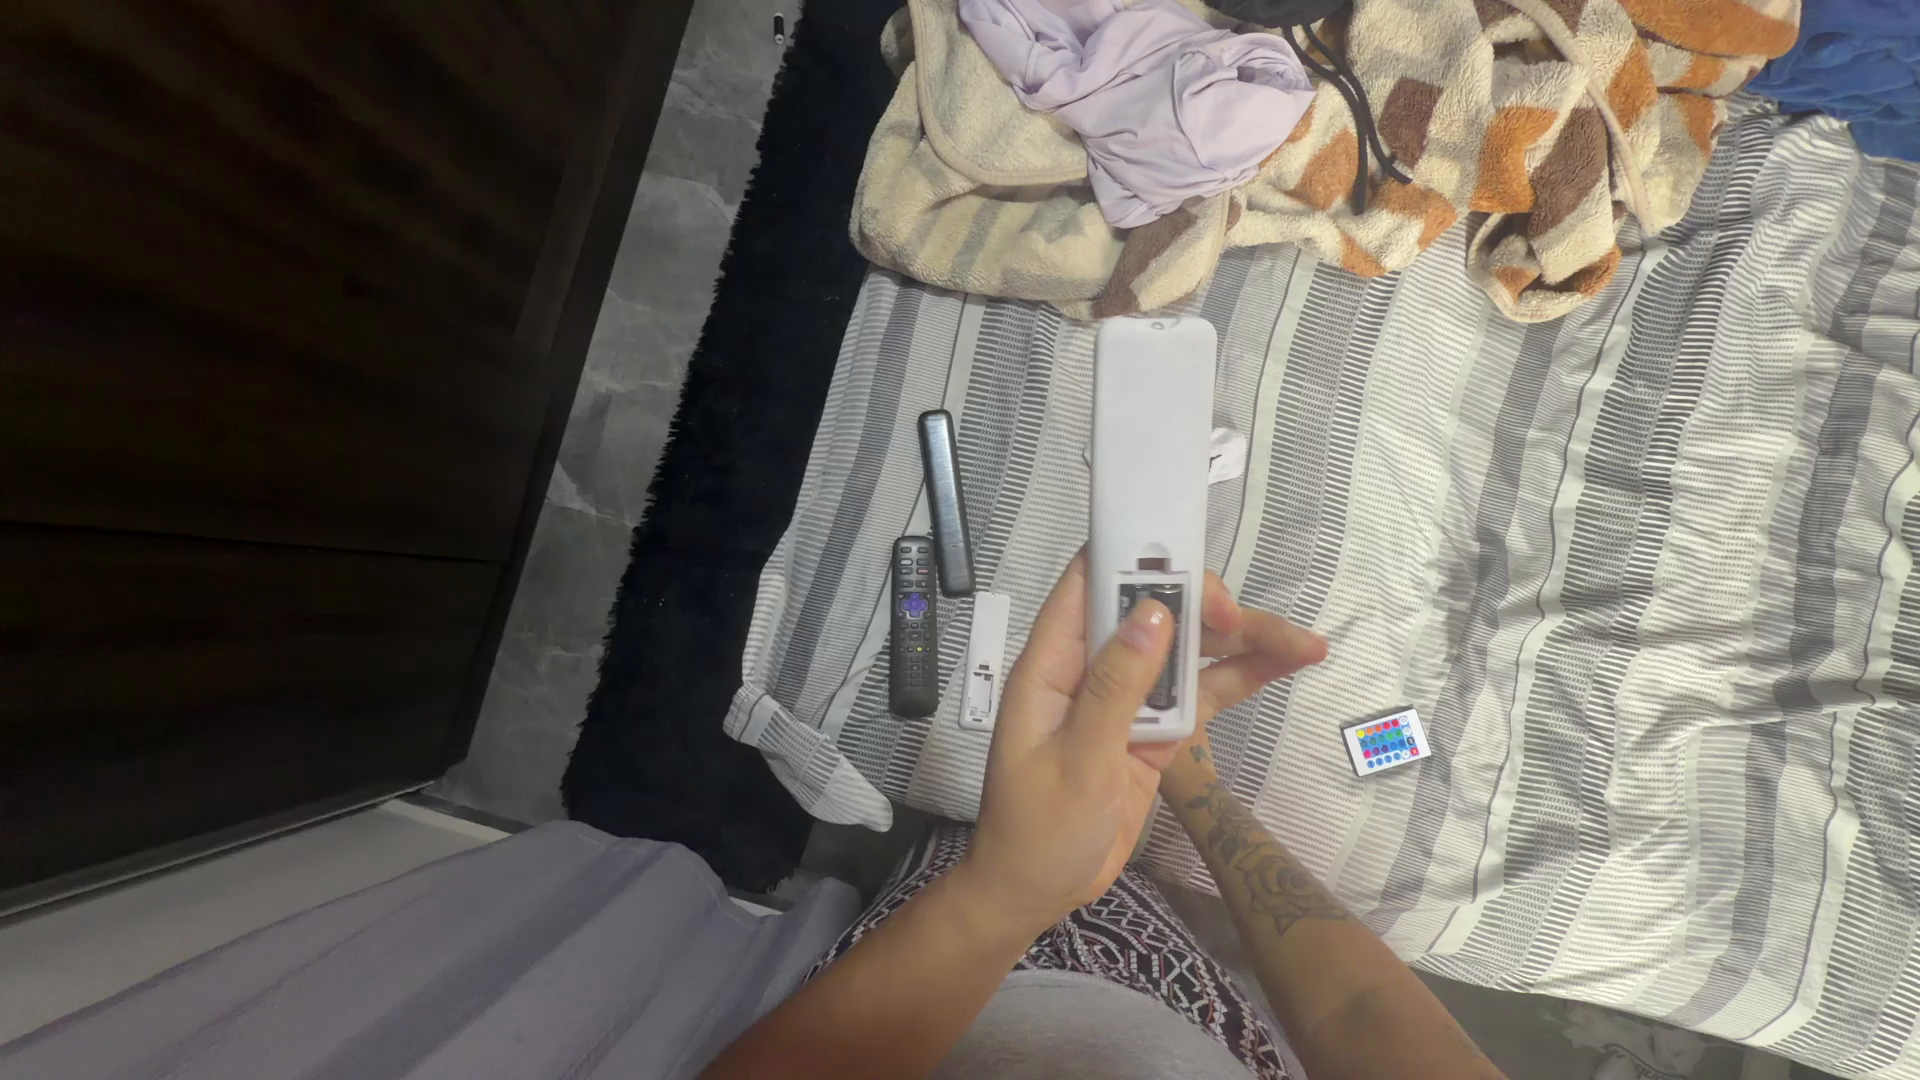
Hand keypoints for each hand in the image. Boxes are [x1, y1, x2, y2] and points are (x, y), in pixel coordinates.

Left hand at [958, 553, 1320, 933]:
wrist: (1039, 891)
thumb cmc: (1039, 828)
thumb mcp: (1077, 760)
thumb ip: (1114, 688)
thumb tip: (1152, 613)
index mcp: (1054, 662)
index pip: (1087, 585)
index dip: (1132, 557)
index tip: (1185, 556)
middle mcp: (1092, 667)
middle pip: (1150, 611)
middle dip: (1201, 605)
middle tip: (1245, 620)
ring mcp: (1128, 697)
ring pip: (1186, 651)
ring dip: (1240, 641)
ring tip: (1304, 642)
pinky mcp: (1155, 728)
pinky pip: (1199, 693)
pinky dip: (1240, 678)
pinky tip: (1286, 663)